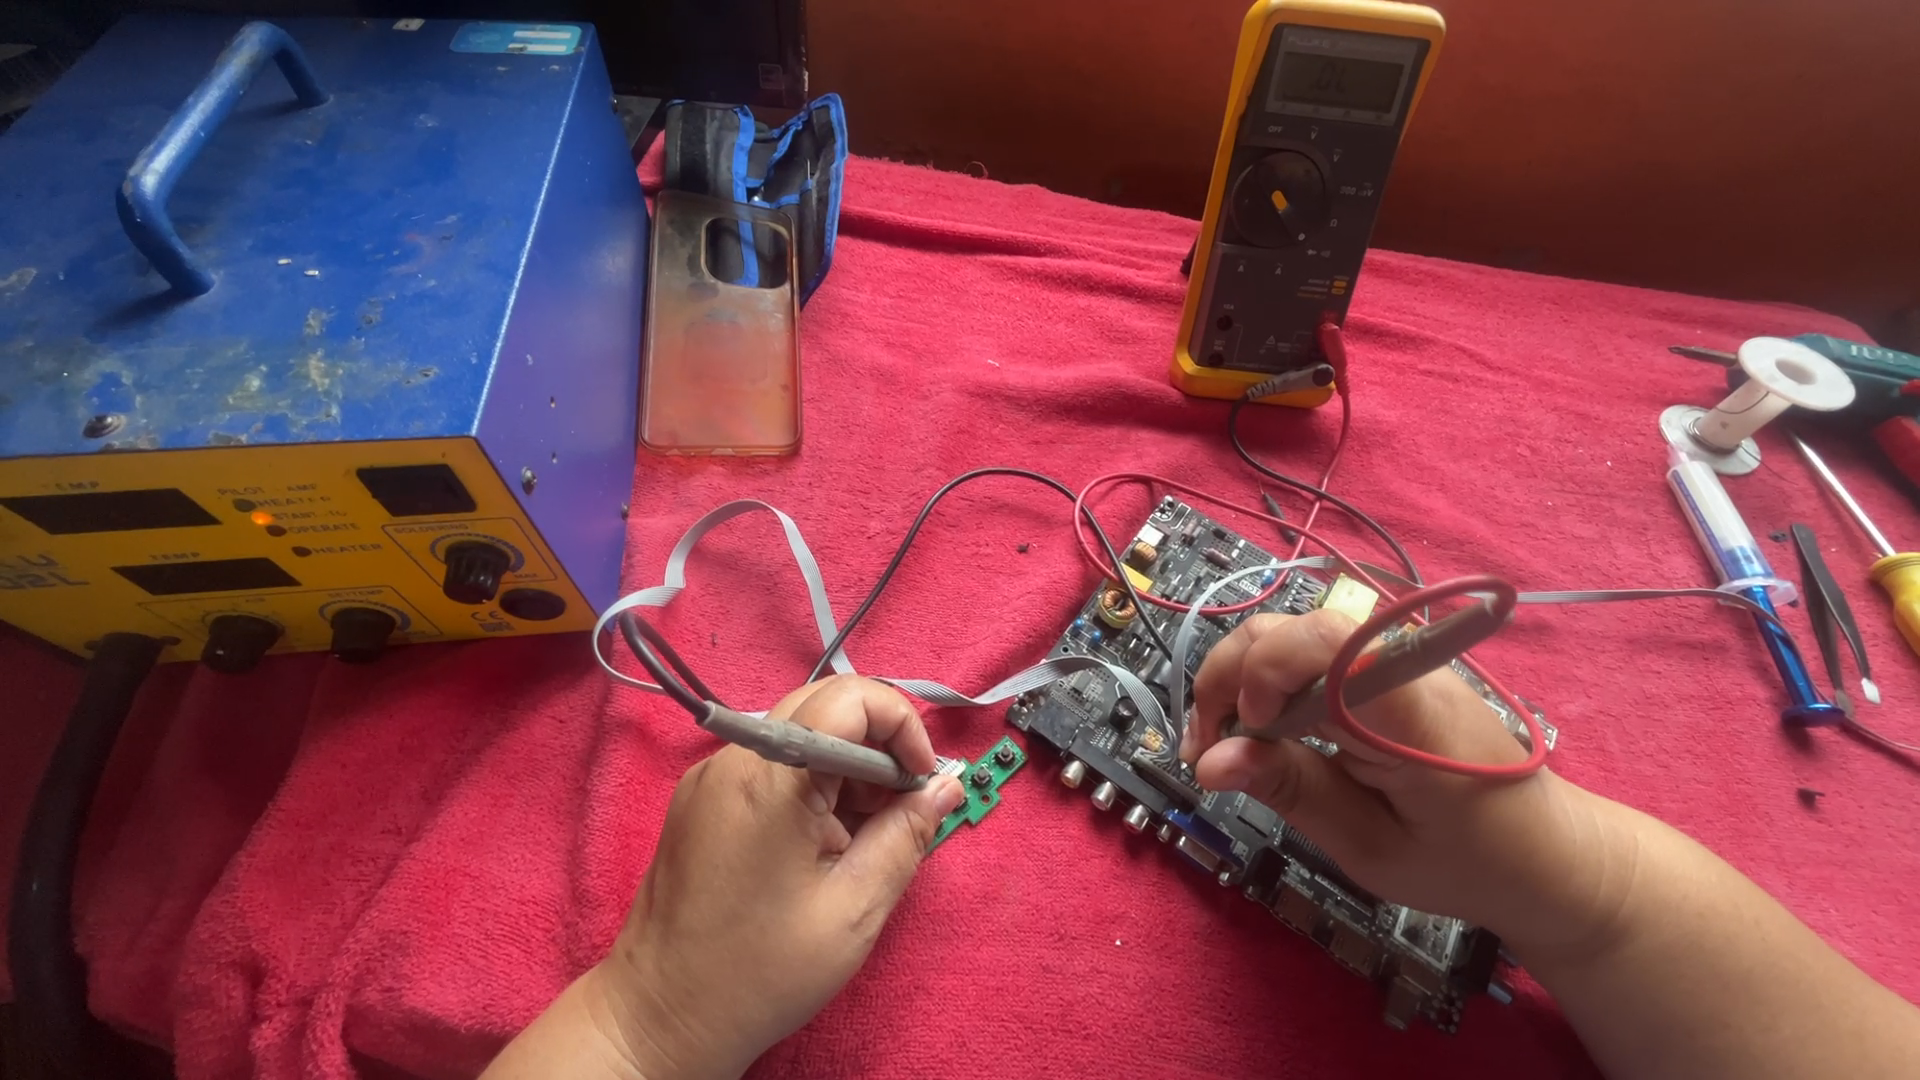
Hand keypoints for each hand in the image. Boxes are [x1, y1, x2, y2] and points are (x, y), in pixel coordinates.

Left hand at [596, 676, 965, 1078]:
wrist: (655, 1021)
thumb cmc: (759, 972)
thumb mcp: (853, 910)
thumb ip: (907, 835)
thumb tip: (945, 787)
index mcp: (771, 778)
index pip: (850, 699)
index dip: (901, 724)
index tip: (920, 779)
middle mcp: (735, 757)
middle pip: (827, 707)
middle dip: (878, 747)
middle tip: (898, 807)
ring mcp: (713, 774)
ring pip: (803, 733)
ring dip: (848, 768)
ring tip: (861, 835)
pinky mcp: (703, 795)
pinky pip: (774, 762)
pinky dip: (813, 783)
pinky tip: (821, 841)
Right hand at [1181, 609, 1633, 962]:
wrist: (1547, 851)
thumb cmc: (1467, 862)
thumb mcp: (1370, 847)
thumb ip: (1291, 791)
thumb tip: (1208, 762)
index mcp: (1406, 705)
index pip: (1321, 641)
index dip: (1262, 674)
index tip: (1243, 737)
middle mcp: (1394, 660)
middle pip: (1282, 629)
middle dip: (1225, 680)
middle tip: (1204, 750)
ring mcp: (1384, 656)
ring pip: (1281, 634)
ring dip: (1235, 681)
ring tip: (1222, 744)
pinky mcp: (1373, 665)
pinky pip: (1299, 654)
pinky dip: (1260, 684)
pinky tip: (1253, 730)